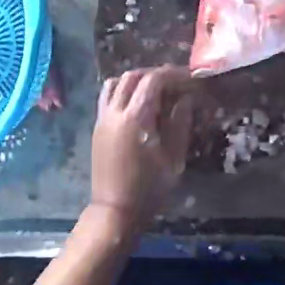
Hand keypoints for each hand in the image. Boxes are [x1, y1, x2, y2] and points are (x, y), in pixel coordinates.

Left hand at [90, 67, 193, 229]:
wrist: (115, 210)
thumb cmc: (150, 188)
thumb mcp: (173, 159)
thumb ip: (180, 125)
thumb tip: (185, 100)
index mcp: (136, 118)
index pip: (152, 81)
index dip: (171, 74)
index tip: (188, 77)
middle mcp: (115, 112)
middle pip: (132, 77)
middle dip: (154, 74)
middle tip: (174, 82)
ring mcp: (102, 118)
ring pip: (114, 84)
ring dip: (134, 80)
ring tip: (154, 90)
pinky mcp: (97, 127)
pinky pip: (106, 97)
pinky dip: (121, 91)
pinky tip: (137, 104)